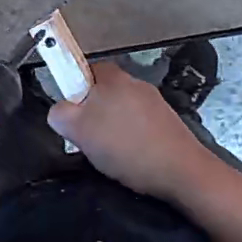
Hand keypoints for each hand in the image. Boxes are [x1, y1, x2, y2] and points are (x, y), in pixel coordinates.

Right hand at [47, 61, 222, 200]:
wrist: (181, 171)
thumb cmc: (126, 147)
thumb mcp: (78, 131)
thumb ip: (60, 114)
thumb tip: (60, 111)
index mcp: (112, 76)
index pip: (84, 70)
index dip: (73, 91)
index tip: (72, 115)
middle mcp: (134, 82)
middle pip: (103, 92)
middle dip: (93, 114)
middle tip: (87, 138)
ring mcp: (154, 101)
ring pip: (122, 110)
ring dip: (113, 128)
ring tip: (111, 154)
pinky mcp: (168, 121)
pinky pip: (140, 125)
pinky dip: (133, 139)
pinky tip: (132, 159)